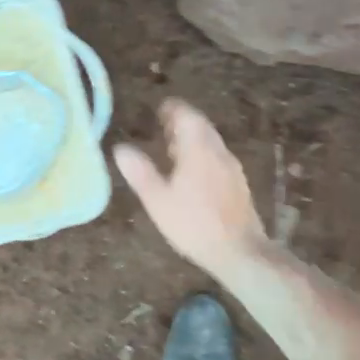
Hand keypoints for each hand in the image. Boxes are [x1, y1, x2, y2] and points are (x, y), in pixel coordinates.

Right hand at [114, 99, 269, 274]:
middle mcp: (218, 152)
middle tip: (164, 126)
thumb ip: (139, 172)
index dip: (173, 109)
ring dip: (194, 139)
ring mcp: (232, 168)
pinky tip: (193, 173)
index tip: (160, 109)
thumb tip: (120, 149)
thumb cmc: (193, 224)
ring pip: (212, 143)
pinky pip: (218, 158)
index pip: (187, 117)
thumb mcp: (157, 200)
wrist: (239, 251)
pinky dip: (203, 155)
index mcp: (198, 150)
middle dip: (183, 123)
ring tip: (174, 148)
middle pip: (202, 127)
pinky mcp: (239, 184)